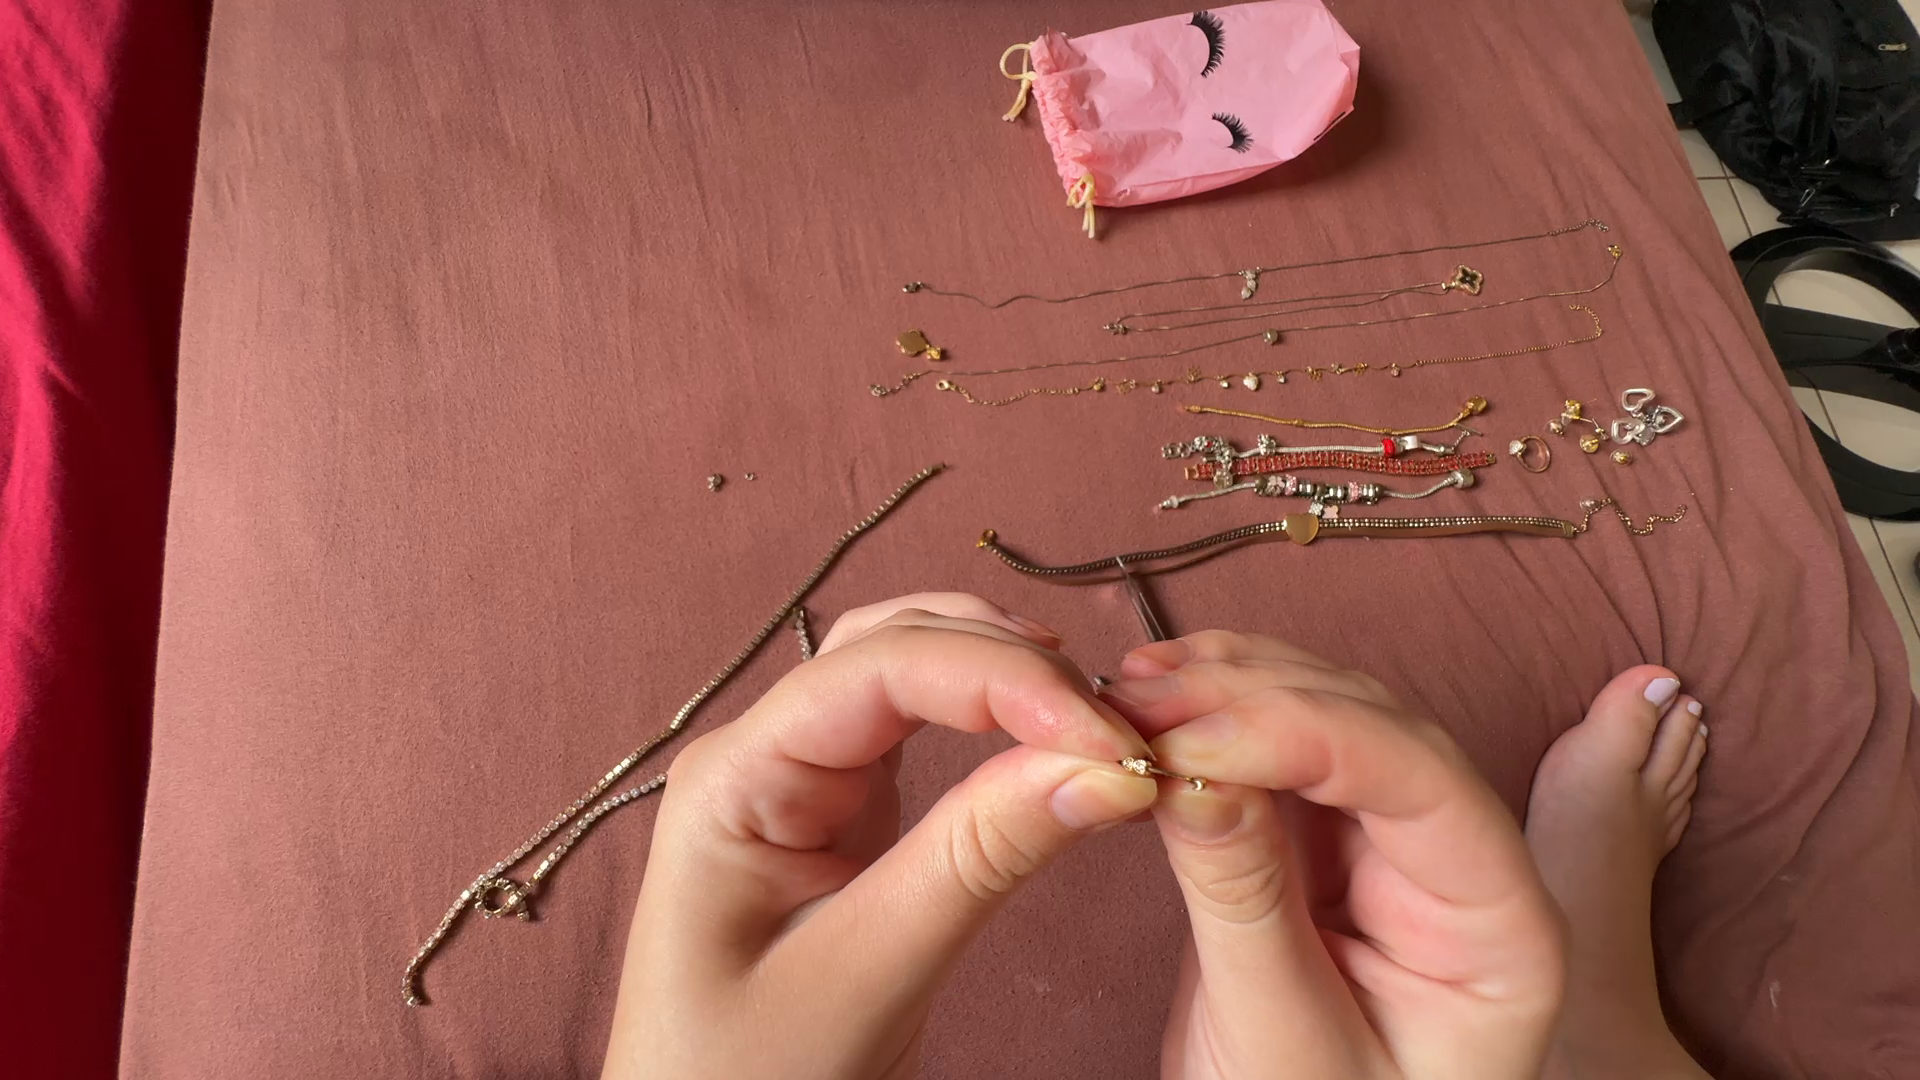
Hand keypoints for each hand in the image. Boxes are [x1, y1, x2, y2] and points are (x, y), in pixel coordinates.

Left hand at [601, 593, 1158, 1079]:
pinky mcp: (842, 786)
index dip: (999, 679)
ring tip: (1081, 704)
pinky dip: (982, 697)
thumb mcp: (866, 975)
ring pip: (905, 656)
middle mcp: (764, 742)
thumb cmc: (751, 1075)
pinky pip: (914, 706)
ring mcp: (803, 758)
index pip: (877, 669)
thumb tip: (1103, 770)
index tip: (1103, 731)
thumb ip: (979, 856)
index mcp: (736, 775)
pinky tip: (1028, 708)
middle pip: (894, 644)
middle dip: (1010, 667)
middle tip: (1112, 724)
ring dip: (997, 664)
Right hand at [1103, 631, 1565, 1079]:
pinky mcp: (1309, 822)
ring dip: (1221, 681)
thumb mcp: (1279, 1037)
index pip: (1416, 777)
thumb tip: (1185, 769)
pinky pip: (1266, 733)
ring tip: (1136, 685)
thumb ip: (1240, 896)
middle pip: (1365, 723)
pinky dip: (1210, 699)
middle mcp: (1450, 853)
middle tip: (1139, 701)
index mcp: (1496, 924)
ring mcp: (1377, 828)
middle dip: (1246, 696)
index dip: (1297, 734)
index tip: (1181, 740)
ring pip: (1314, 705)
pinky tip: (1159, 685)